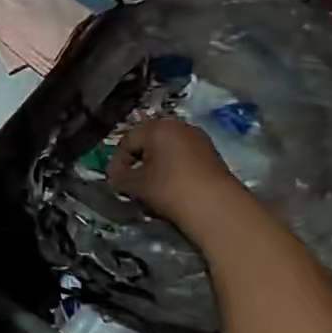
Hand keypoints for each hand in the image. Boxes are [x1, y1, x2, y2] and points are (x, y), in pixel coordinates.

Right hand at [108, 118, 242, 224]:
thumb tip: (115, 176)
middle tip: (131, 182)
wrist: (216, 206)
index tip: (114, 181)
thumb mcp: (137, 185)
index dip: (117, 161)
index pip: (128, 139)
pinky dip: (174, 169)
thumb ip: (120, 178)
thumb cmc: (170, 188)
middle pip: (149, 141)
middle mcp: (179, 126)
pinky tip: (172, 188)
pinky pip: (185, 157)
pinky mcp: (212, 155)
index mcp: (158, 127)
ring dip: (156, 165)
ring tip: (151, 187)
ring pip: (168, 149)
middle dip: (138, 161)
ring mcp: (199, 139)